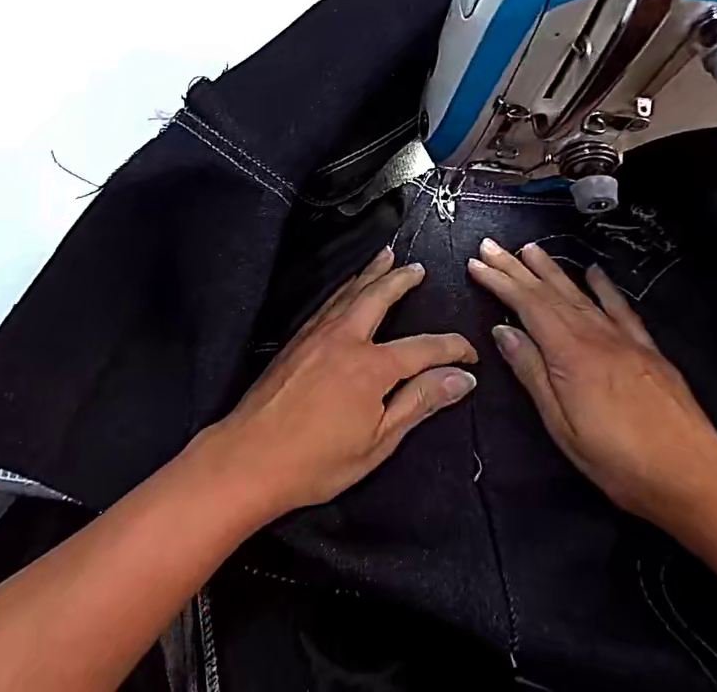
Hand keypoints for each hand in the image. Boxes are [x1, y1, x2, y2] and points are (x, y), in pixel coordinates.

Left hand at [192, 247, 477, 517]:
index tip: (471, 355)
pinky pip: (327, 302)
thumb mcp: (379, 441)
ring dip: (371, 272)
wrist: (246, 460)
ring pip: (350, 292)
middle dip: (402, 279)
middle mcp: (346, 338)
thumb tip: (462, 378)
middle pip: (380, 296)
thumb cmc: (317, 461)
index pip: (424, 348)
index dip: (453, 349)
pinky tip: (346, 288)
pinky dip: (344, 288)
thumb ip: (420, 402)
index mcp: (372, 365)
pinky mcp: (295, 340)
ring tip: (385, 255)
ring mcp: (317, 335)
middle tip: (418, 268)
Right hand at [467, 238, 716, 529]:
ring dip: (552, 270)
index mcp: (570, 354)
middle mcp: (596, 335)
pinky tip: (593, 272)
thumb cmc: (620, 462)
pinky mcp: (647, 349)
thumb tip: (503, 331)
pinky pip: (620, 308)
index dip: (500, 281)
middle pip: (549, 292)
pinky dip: (604, 287)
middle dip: (517, 267)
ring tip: (530, 249)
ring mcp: (624, 339)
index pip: (527, 305)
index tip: (477, 264)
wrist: (693, 476)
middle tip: (492, 246)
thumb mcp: (562, 427)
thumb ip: (532, 373)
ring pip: (580, 294)